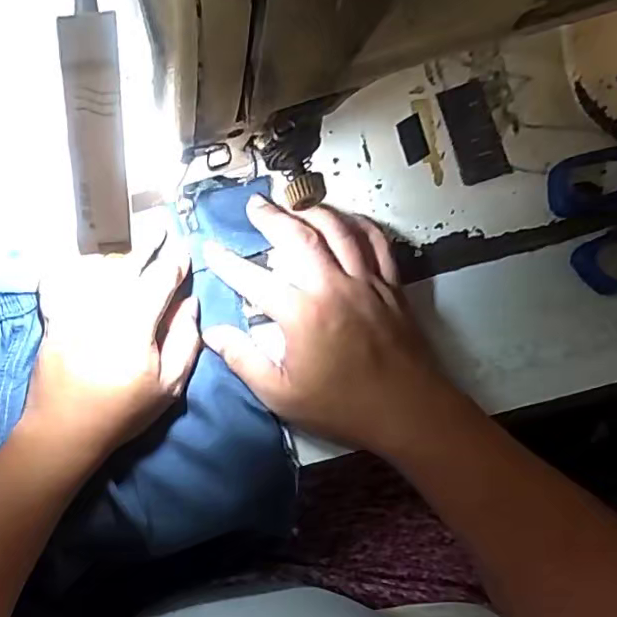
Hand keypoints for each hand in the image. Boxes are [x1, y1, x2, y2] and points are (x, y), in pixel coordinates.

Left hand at [19, 244, 201, 464]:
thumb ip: (183, 342)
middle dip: (147, 243)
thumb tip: (188, 304)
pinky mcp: (53, 319)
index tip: (184, 247)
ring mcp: (74, 311)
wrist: (63, 430)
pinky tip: (78, 258)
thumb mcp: (166, 387)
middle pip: (128, 265)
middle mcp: (103, 309)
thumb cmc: (120, 413)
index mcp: (135, 325)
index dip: (175, 260)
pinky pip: (60, 281)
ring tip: (128, 239)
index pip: (160, 279)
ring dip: (115, 250)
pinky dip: (69, 266)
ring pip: (96, 268)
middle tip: (159, 226)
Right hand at [203, 195, 477, 456]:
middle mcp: (333, 287)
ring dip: (313, 211)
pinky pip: (376, 243)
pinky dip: (358, 225)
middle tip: (254, 205)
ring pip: (339, 231)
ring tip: (294, 204)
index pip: (254, 279)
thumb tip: (212, 333)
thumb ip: (243, 359)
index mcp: (301, 314)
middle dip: (272, 217)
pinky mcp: (391, 287)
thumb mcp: (279, 393)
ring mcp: (367, 283)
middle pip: (299, 238)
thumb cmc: (339, 407)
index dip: (228, 262)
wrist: (406, 412)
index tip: (210, 248)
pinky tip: (346, 220)